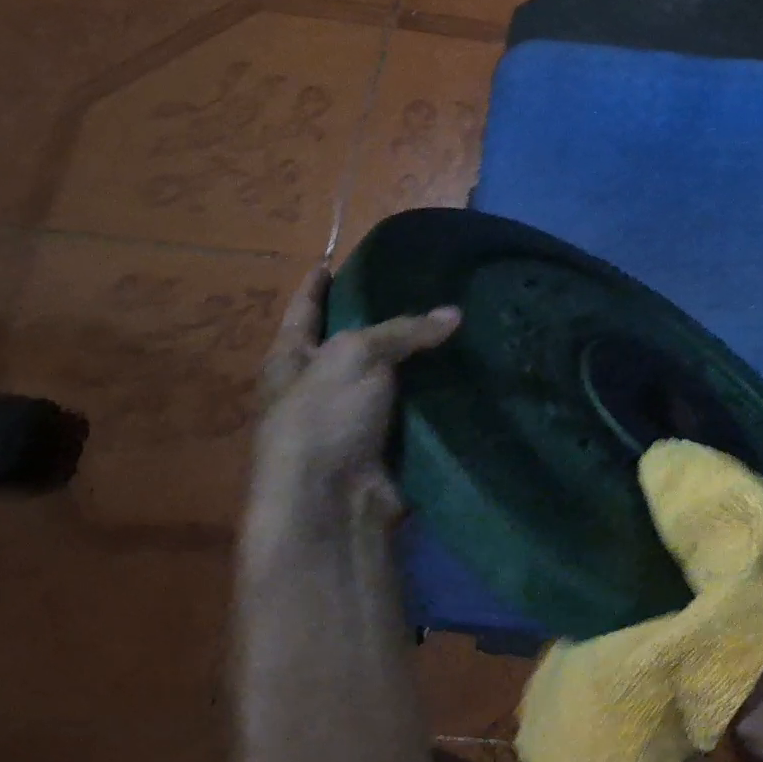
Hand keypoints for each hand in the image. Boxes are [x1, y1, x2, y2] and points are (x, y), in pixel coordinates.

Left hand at [250, 265, 460, 537]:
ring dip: (423, 359)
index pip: (304, 312)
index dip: (316, 287)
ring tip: (462, 328)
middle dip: (384, 320)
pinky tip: (471, 374)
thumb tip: (454, 314)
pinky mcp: (390, 443)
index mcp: (291, 361)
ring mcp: (355, 418)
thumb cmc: (323, 419)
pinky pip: (420, 409)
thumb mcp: (356, 357)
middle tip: (425, 291)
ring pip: (394, 377)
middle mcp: (320, 387)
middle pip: (353, 343)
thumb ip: (404, 331)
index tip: (329, 261)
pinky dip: (442, 393)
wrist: (334, 500)